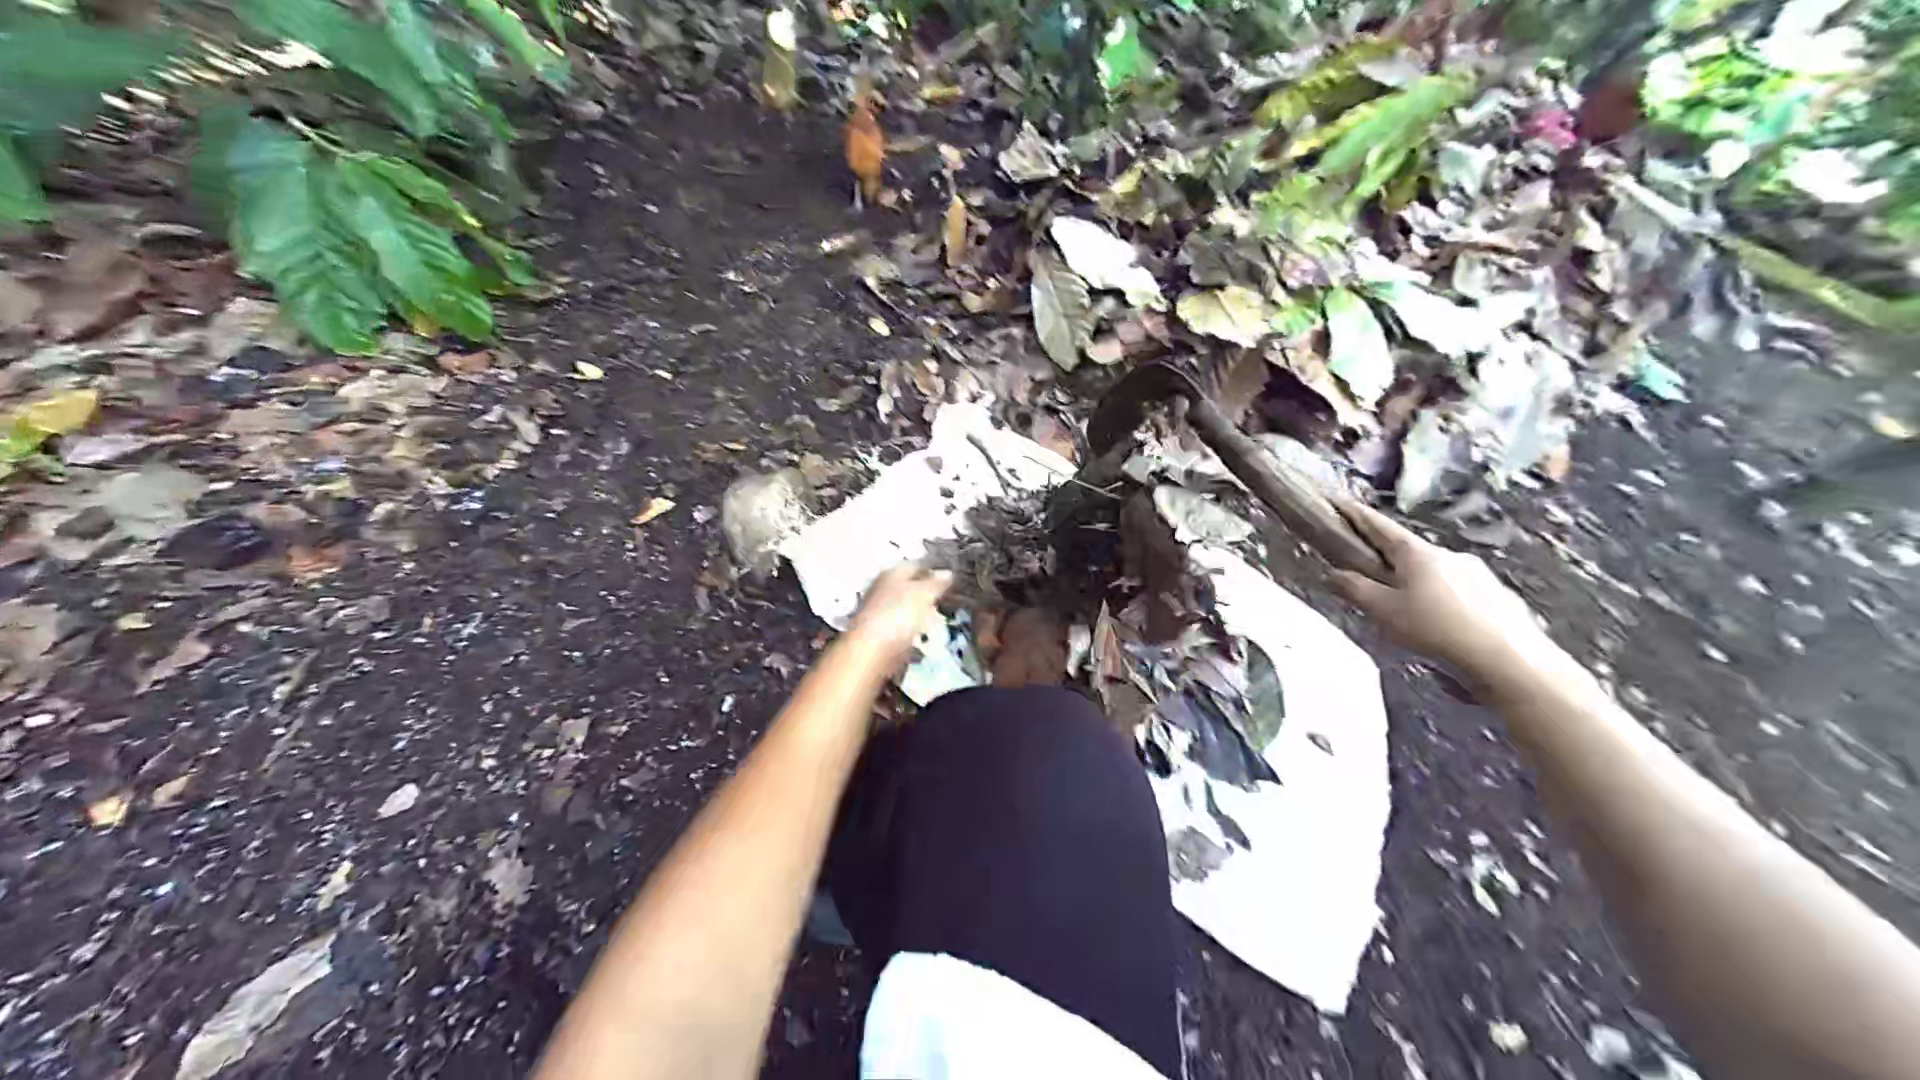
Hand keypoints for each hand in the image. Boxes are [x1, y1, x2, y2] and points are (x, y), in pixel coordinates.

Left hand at [845, 564, 952, 670]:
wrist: (870, 651)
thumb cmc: (898, 615)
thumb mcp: (923, 594)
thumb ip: (936, 582)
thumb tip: (948, 572)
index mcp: (892, 573)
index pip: (917, 565)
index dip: (935, 571)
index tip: (953, 580)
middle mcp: (883, 588)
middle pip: (910, 586)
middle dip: (928, 592)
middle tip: (950, 599)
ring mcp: (880, 611)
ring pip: (906, 606)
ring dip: (921, 611)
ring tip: (941, 618)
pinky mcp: (880, 633)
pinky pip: (902, 625)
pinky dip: (914, 628)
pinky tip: (925, 634)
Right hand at [1329, 499, 1563, 683]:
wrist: (1512, 662)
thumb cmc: (1438, 630)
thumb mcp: (1384, 612)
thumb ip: (1354, 589)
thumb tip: (1333, 573)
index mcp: (1417, 553)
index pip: (1379, 526)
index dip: (1355, 515)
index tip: (1337, 503)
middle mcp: (1449, 555)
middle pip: (1406, 551)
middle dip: (1384, 557)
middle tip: (1364, 571)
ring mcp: (1477, 574)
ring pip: (1432, 572)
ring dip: (1412, 582)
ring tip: (1403, 609)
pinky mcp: (1496, 596)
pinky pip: (1455, 590)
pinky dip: (1438, 599)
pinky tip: (1438, 624)